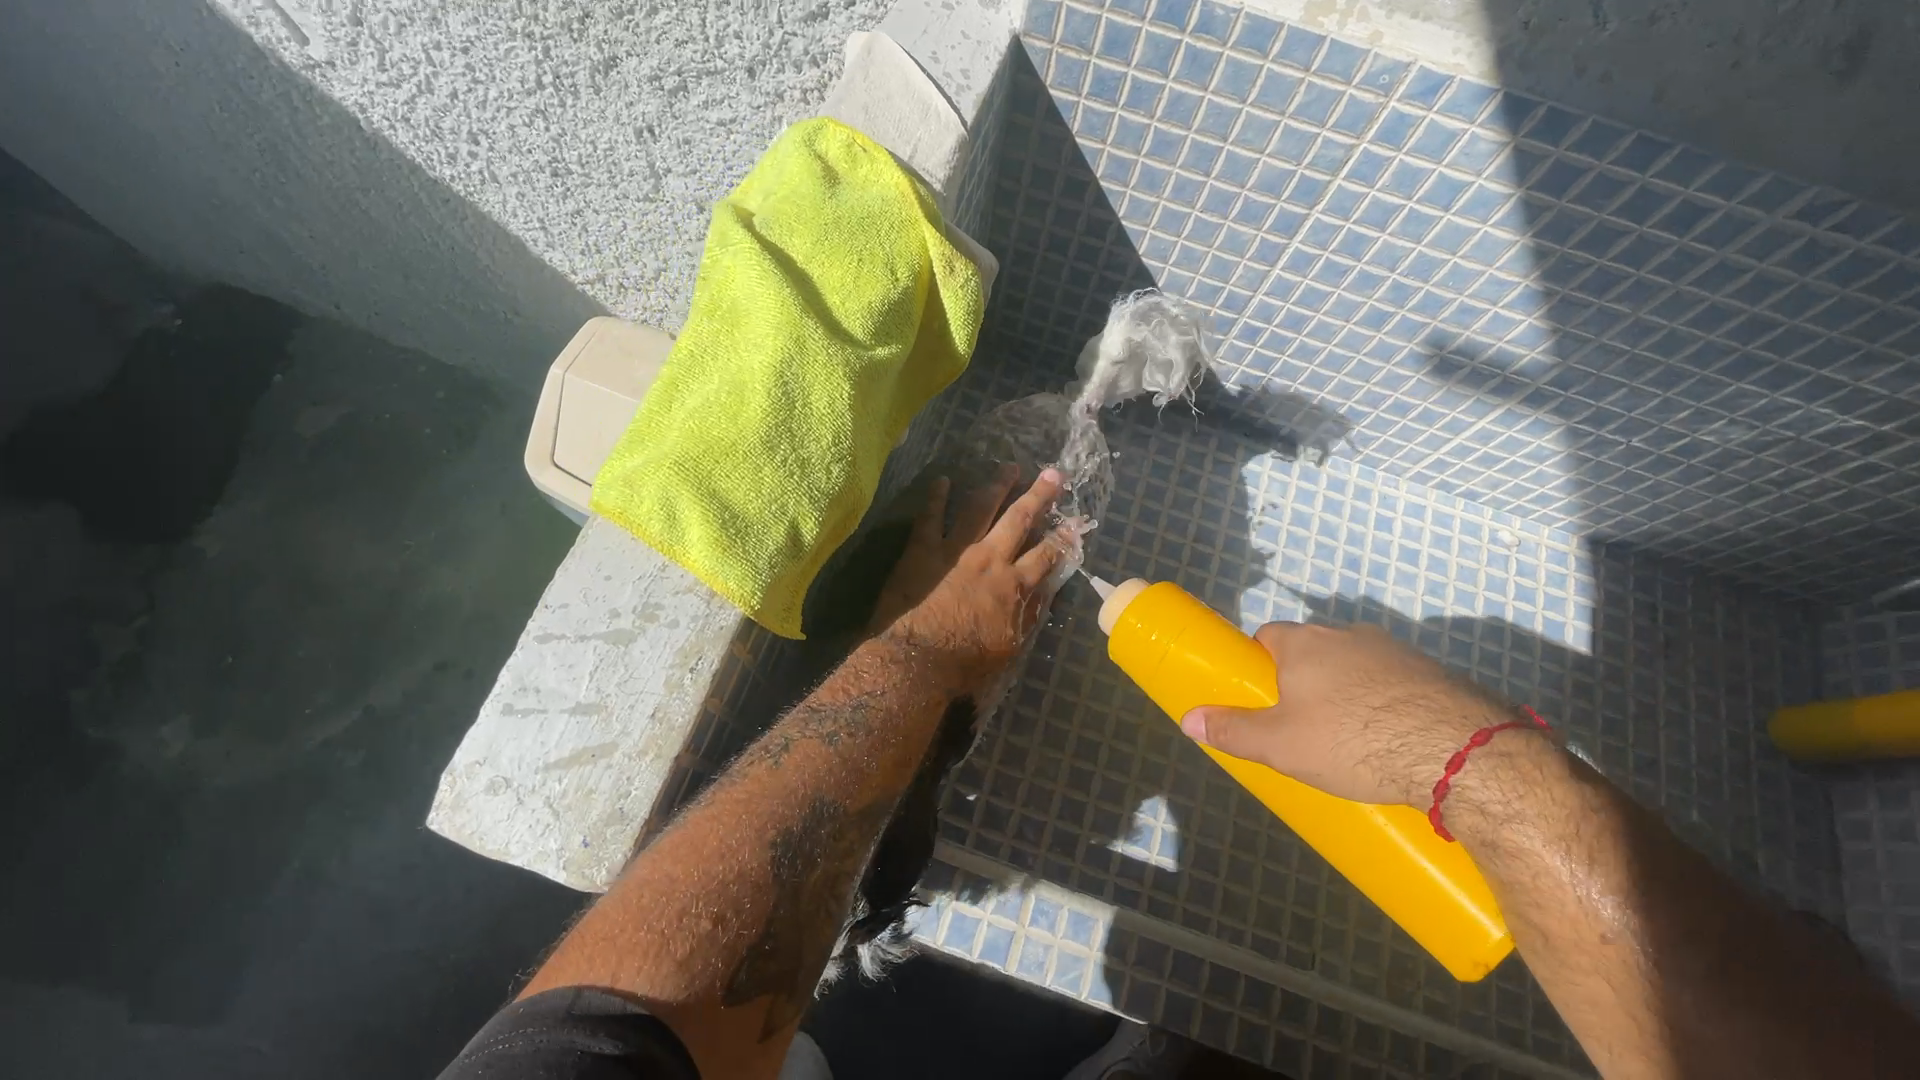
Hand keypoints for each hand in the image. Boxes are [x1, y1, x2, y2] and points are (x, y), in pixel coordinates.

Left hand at [877, 465, 1073, 692]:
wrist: (919, 659)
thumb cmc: (966, 661)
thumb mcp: (1011, 645)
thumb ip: (1029, 614)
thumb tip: (1047, 592)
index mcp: (1014, 586)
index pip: (1047, 555)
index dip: (1064, 537)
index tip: (1076, 520)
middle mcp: (990, 559)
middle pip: (1019, 519)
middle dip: (1038, 495)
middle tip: (1052, 473)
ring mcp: (956, 550)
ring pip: (980, 508)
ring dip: (996, 485)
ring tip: (1009, 467)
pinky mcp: (922, 550)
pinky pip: (930, 517)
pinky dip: (937, 497)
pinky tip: (943, 480)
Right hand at [1180, 622, 1517, 807]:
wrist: (1458, 751)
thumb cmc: (1352, 740)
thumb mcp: (1280, 745)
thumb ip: (1232, 730)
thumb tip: (1188, 719)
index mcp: (1304, 644)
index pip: (1267, 637)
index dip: (1259, 665)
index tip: (1263, 698)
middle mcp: (1347, 635)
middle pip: (1312, 651)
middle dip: (1303, 680)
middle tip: (1304, 724)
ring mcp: (1395, 649)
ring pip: (1355, 665)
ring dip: (1347, 690)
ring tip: (1353, 737)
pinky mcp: (1433, 671)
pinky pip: (1394, 680)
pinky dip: (1387, 700)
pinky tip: (1393, 737)